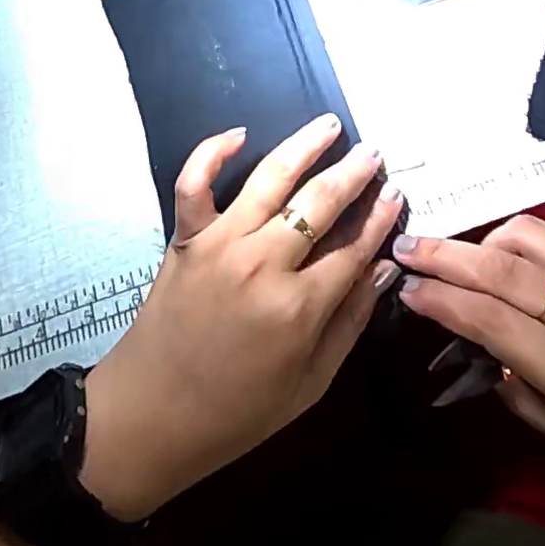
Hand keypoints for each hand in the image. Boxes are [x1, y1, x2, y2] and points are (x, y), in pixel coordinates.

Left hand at [75, 114, 404, 520]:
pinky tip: (240, 133)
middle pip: (320, 202)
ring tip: (330, 125)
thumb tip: (385, 267)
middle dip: (355, 173)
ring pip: (271, 178)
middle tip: (374, 153)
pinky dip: (211, 152)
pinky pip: (194, 184)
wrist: (148, 420)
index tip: (396, 193)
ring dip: (305, 145)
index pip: (354, 246)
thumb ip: (352, 319)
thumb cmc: (237, 411)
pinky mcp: (186, 239)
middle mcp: (263, 263)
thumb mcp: (311, 382)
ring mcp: (220, 244)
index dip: (380, 218)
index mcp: (299, 307)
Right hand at [395, 217, 544, 517]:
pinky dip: (525, 246)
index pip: (496, 321)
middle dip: (449, 255)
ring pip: (534, 236)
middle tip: (410, 247)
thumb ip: (504, 372)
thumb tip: (459, 321)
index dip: (444, 299)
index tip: (407, 286)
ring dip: (488, 240)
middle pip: (509, 270)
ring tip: (463, 255)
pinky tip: (511, 261)